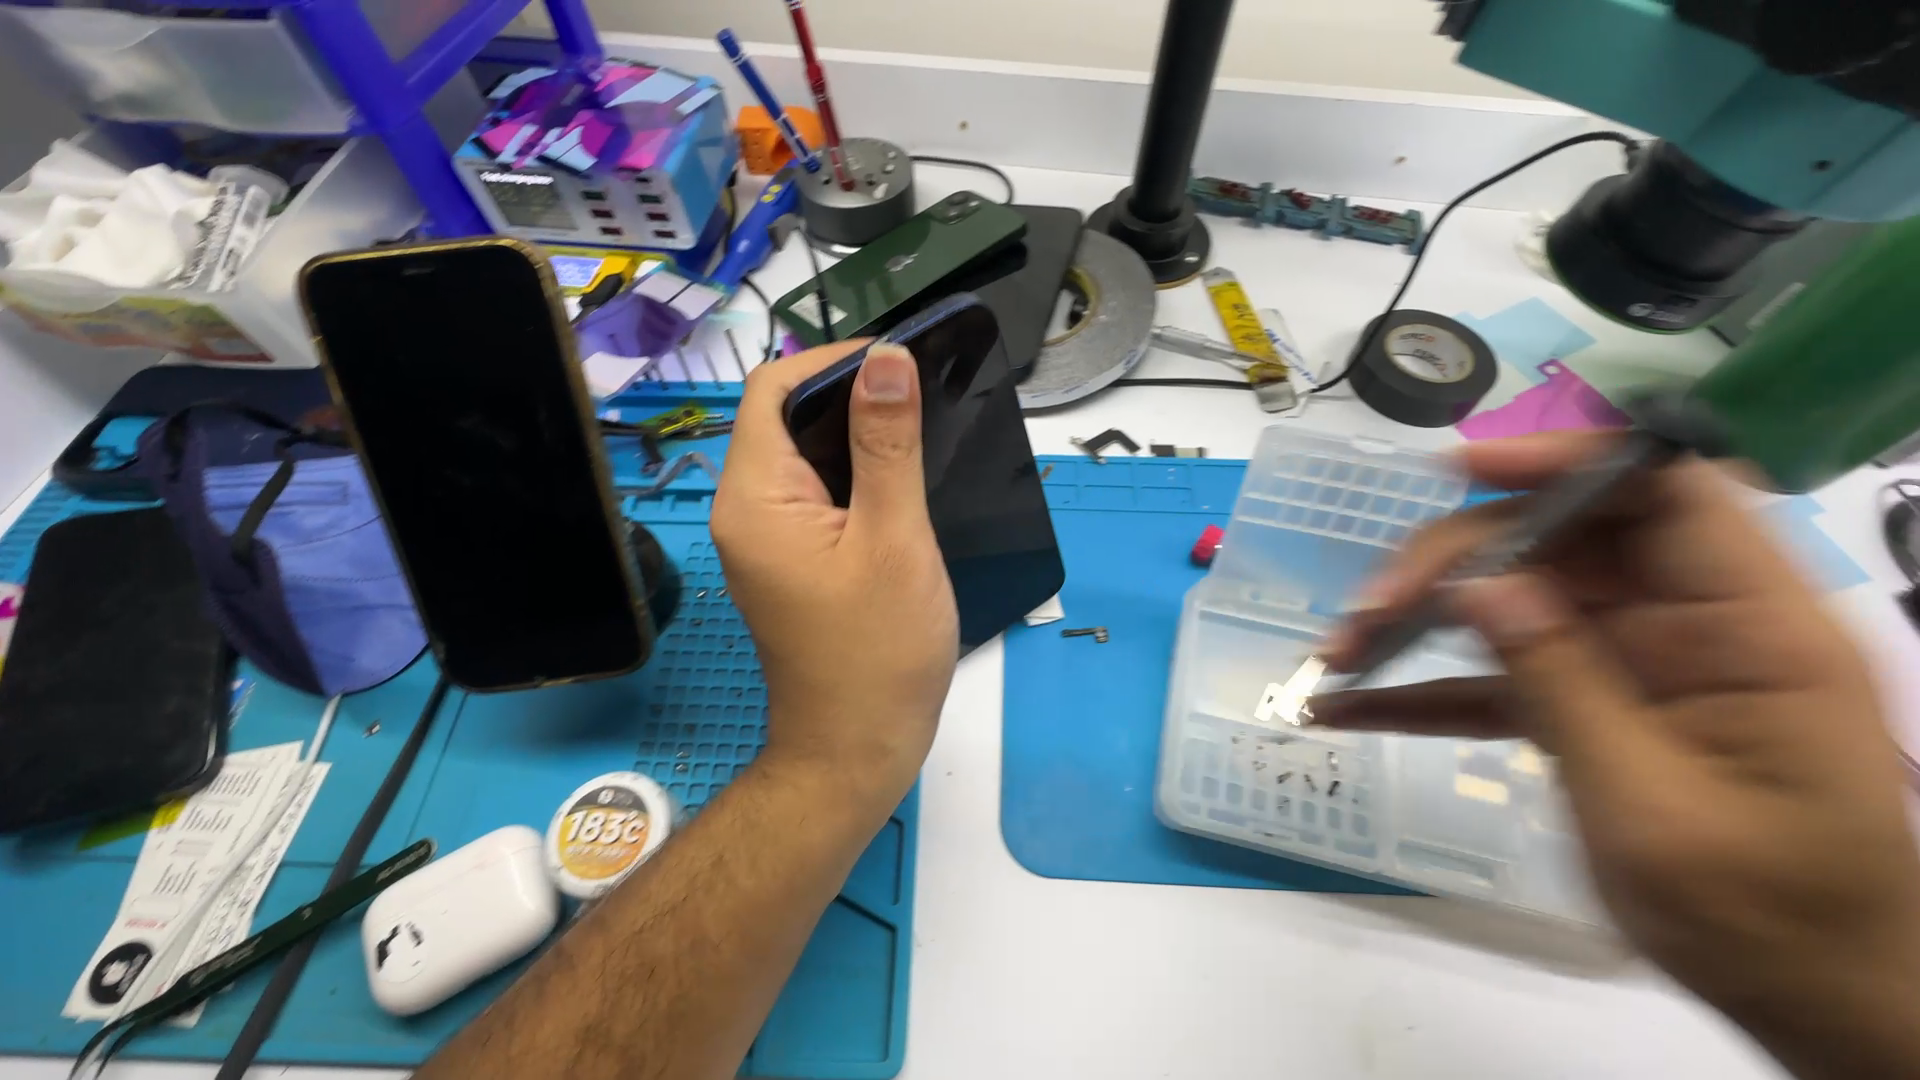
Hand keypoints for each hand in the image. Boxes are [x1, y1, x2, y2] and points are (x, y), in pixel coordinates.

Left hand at [712, 342, 957, 801]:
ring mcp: (766, 539)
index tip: (900, 365)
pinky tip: (903, 482)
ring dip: (858, 438)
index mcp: (755, 498)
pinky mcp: (791, 561)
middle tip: (922, 399)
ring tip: (921, 434)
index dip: (832, 363)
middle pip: (786, 420)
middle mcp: (746, 510)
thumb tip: (886, 358)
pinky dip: (856, 477)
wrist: (857, 750)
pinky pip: (817, 496)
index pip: (773, 391)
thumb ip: (888, 445)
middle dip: (851, 398)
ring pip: (806, 458)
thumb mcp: (893, 539)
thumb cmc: (879, 650)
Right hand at [1312, 433, 1919, 1079]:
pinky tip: (1348, 709)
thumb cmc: (1767, 921)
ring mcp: (1629, 665)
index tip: (1456, 470)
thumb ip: (1564, 685)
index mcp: (1749, 630)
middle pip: (1556, 545)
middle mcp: (1686, 626)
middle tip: (1363, 612)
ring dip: (1415, 624)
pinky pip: (1493, 678)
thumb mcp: (1652, 808)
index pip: (1665, 496)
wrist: (1817, 1006)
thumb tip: (1477, 585)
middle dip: (1449, 564)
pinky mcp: (1585, 706)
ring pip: (1507, 603)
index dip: (1565, 460)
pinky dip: (1420, 691)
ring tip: (1336, 656)